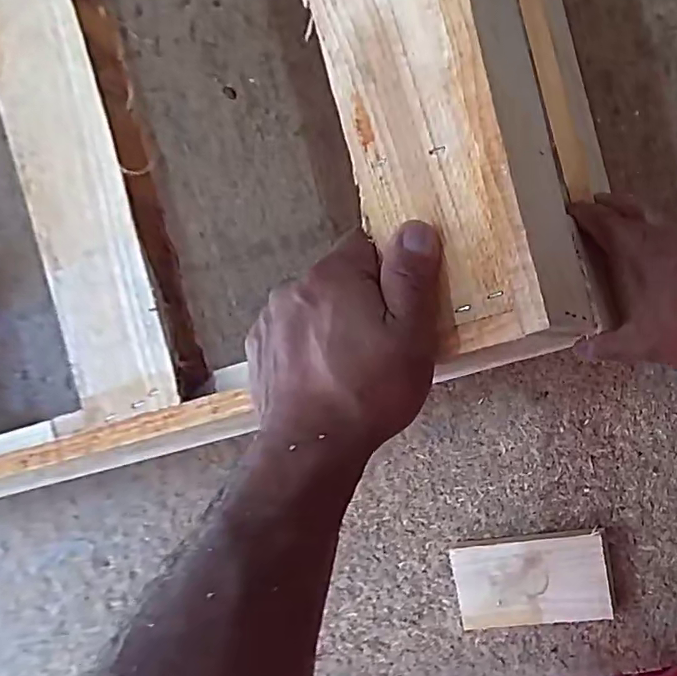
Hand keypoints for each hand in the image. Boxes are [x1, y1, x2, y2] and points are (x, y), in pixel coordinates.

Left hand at [246, 222, 443, 460]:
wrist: (313, 448)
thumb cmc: (371, 390)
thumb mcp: (411, 333)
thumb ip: (411, 277)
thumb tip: (416, 227)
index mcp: (333, 276)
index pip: (368, 244)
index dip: (394, 271)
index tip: (405, 306)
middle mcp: (294, 288)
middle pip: (343, 276)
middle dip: (367, 298)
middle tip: (390, 340)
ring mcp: (271, 320)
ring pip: (319, 305)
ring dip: (340, 322)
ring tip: (360, 364)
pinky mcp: (261, 351)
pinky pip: (298, 332)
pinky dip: (315, 345)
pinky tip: (331, 375)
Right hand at [569, 194, 676, 372]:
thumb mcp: (645, 345)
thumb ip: (610, 346)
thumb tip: (581, 350)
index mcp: (644, 250)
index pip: (606, 221)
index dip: (584, 214)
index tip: (568, 210)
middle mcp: (665, 235)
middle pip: (630, 207)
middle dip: (607, 205)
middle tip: (589, 210)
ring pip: (653, 214)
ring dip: (632, 213)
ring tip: (616, 226)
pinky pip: (671, 228)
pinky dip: (653, 228)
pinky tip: (653, 250)